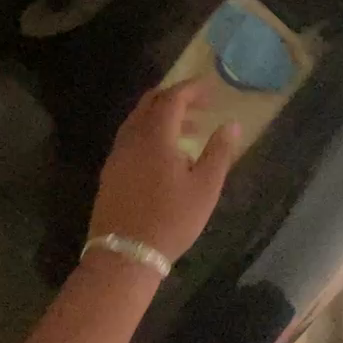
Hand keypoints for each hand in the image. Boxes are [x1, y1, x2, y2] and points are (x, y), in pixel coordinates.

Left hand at [92, 80, 240, 263]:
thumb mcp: (205, 187)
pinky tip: (166, 155)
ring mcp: (117, 155)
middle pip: (150, 103)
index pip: (172, 99)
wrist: (125, 254)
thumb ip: (219, 152)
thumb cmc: (171, 219)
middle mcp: (132, 138)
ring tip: (189, 130)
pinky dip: (150, 133)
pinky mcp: (111, 172)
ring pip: (138, 121)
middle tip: (200, 105)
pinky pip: (131, 138)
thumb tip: (232, 124)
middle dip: (175, 98)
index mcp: (155, 137)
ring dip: (162, 117)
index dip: (191, 89)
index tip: (210, 89)